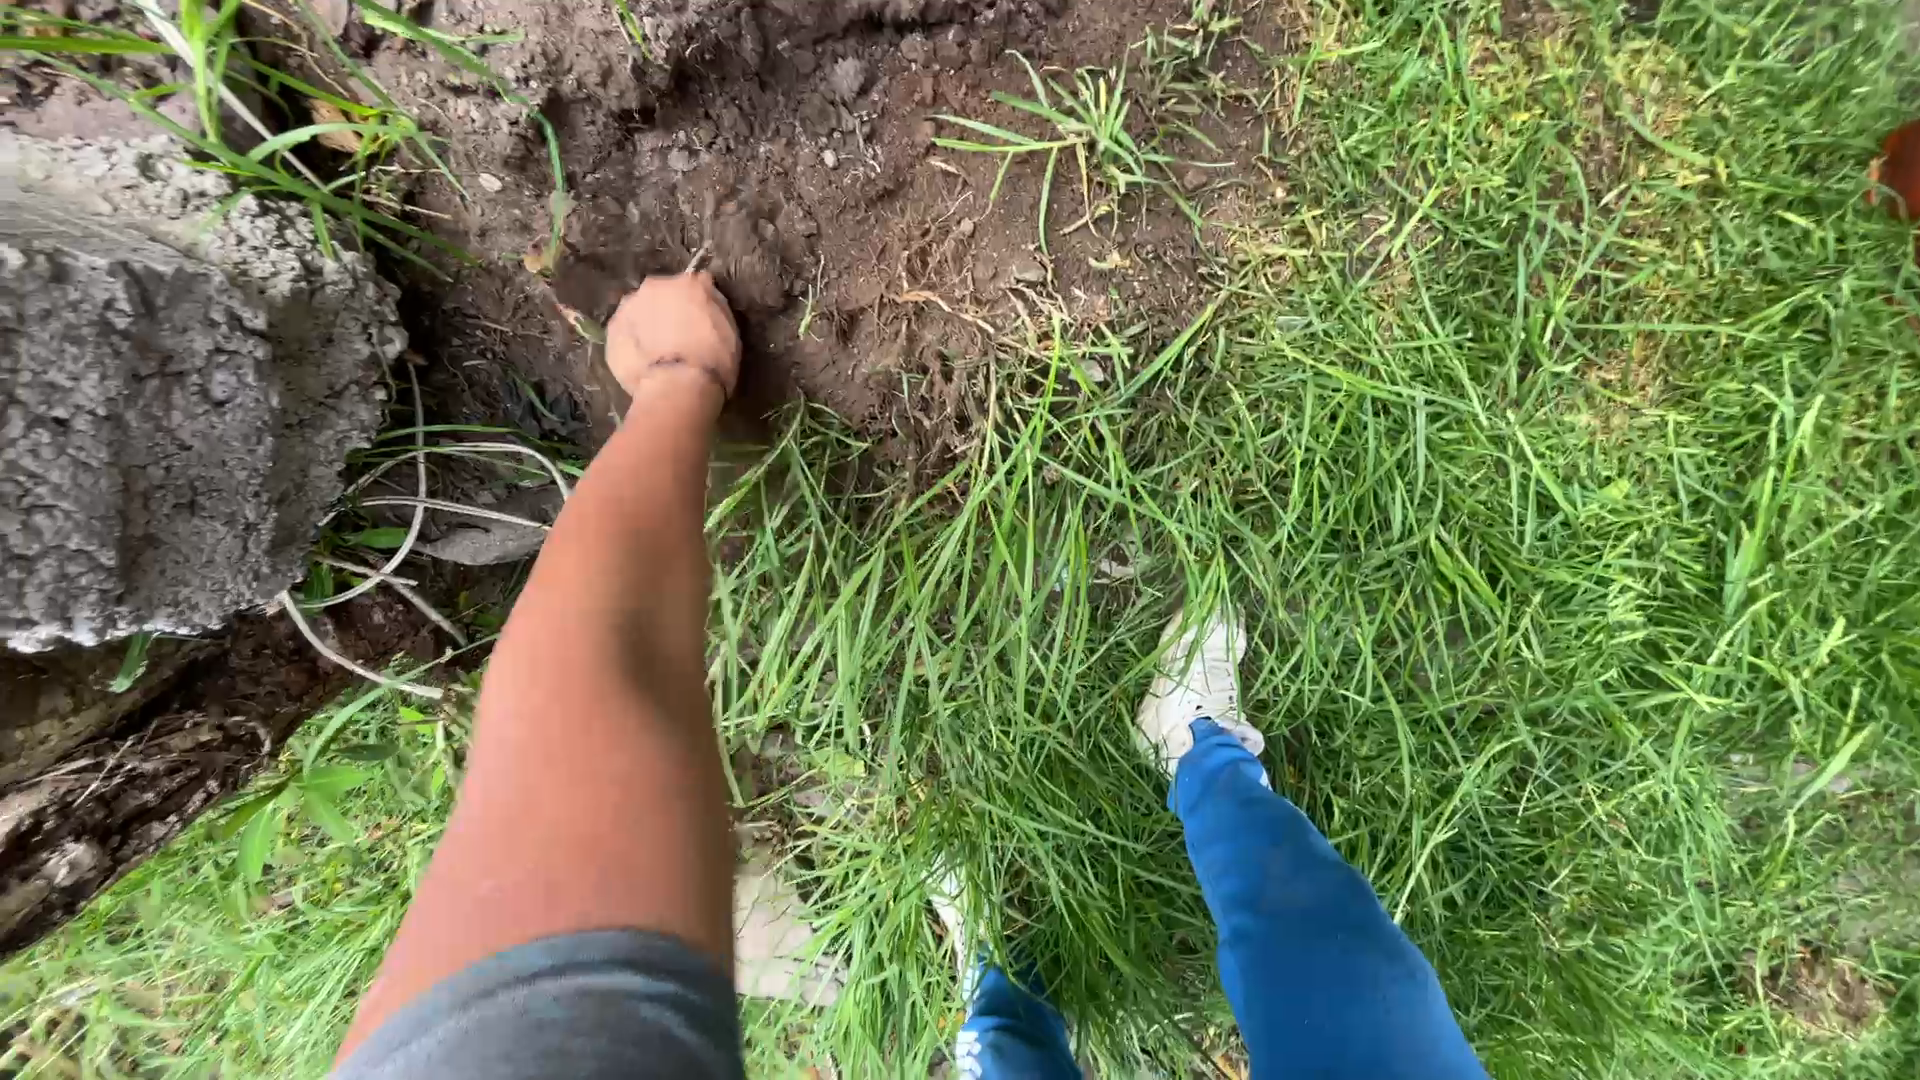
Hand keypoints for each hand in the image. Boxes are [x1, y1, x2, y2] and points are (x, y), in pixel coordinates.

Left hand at [606, 272, 740, 401]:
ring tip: (657, 352)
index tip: (704, 321)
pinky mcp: (611, 332)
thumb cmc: (713, 362)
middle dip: (669, 310)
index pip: (696, 285)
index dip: (700, 304)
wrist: (676, 389)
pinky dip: (632, 343)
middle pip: (662, 294)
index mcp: (687, 284)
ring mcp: (628, 308)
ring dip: (647, 324)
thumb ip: (715, 309)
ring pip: (640, 311)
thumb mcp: (730, 333)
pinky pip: (625, 333)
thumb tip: (707, 297)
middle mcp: (654, 287)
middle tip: (679, 337)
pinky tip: (643, 362)